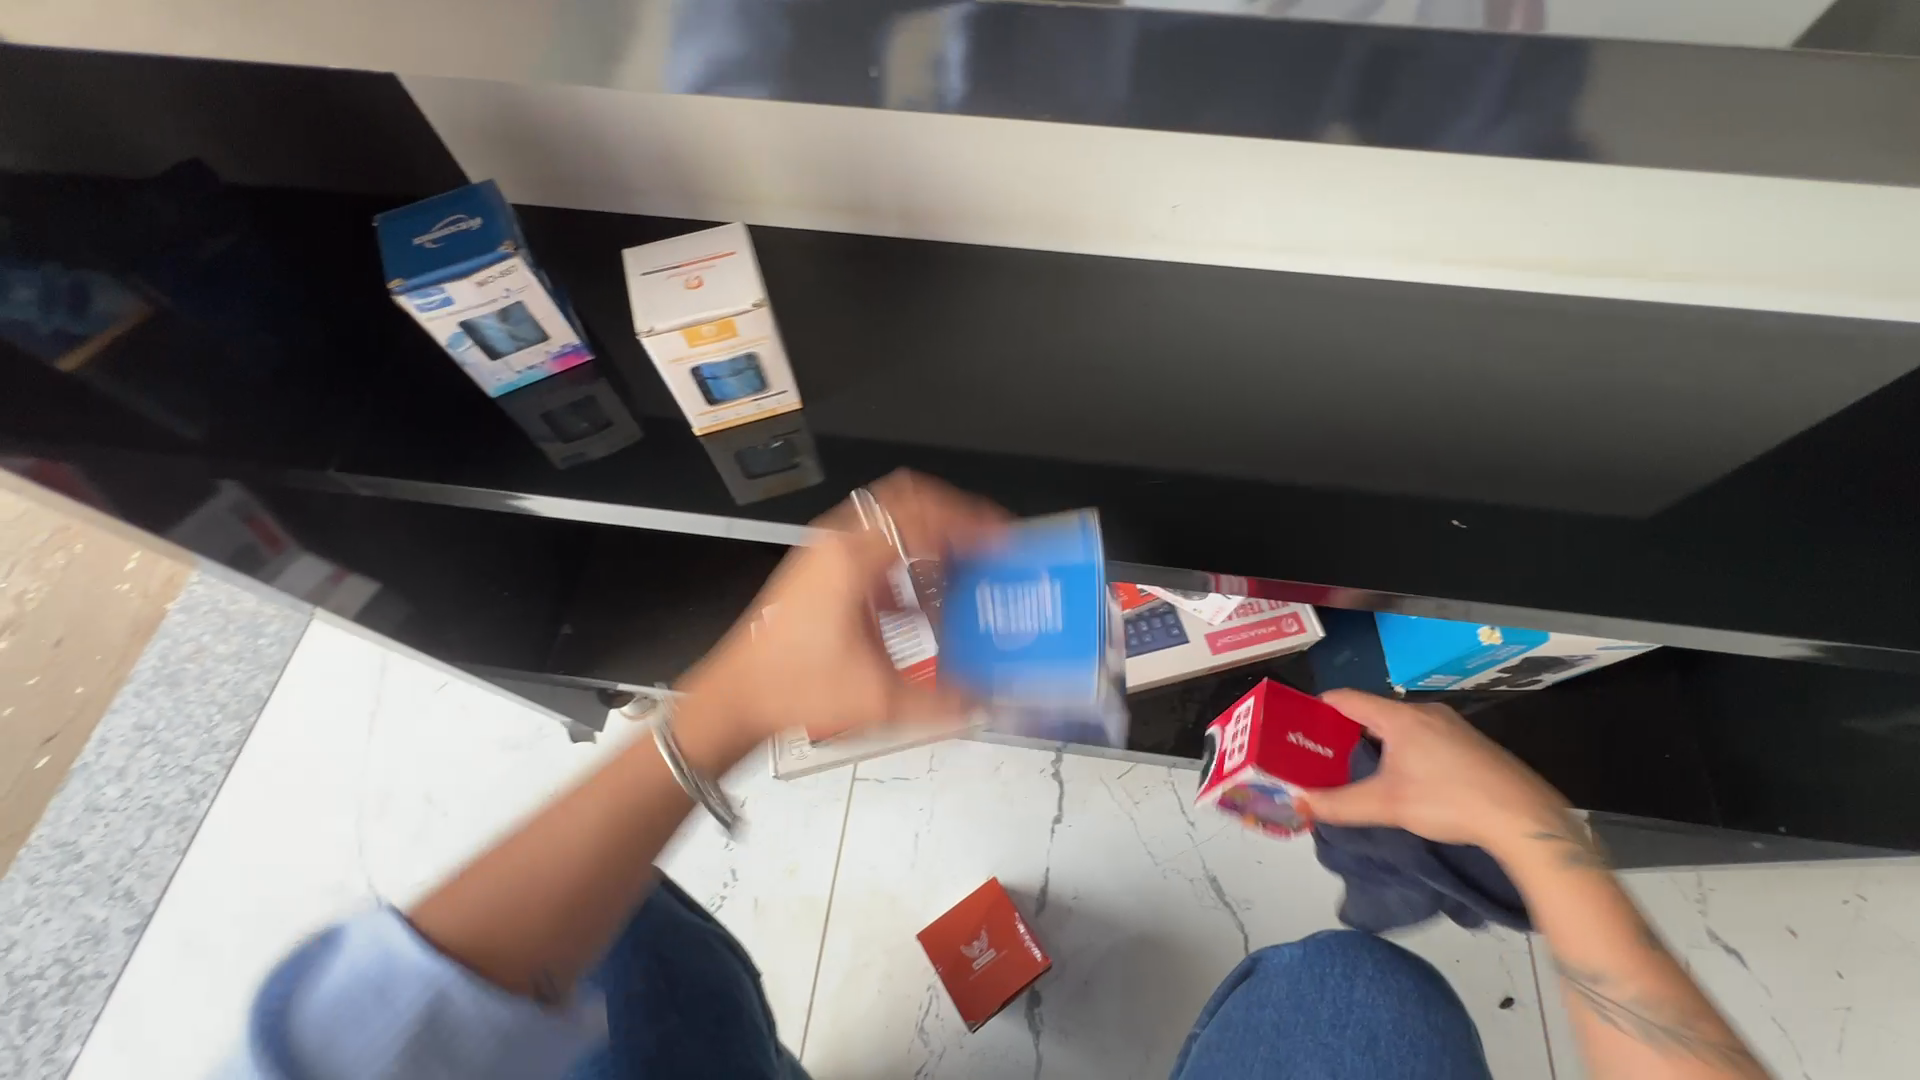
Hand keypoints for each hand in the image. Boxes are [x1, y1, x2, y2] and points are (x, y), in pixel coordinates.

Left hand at [677, 470, 1007, 749]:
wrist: (736, 698)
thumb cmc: (785, 686)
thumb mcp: (877, 698)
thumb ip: (941, 702)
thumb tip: (983, 699)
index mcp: (852, 562)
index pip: (922, 513)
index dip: (969, 521)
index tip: (997, 537)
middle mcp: (837, 547)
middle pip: (906, 499)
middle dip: (952, 515)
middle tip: (982, 539)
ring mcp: (825, 554)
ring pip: (888, 516)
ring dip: (928, 532)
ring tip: (959, 560)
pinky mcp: (821, 570)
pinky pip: (872, 542)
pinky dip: (905, 555)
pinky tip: (918, 596)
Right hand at [1298, 690, 1571, 853]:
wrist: (1526, 820)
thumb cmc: (1449, 801)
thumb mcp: (1387, 805)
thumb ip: (1339, 804)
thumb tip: (1300, 804)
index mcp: (1400, 717)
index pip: (1346, 699)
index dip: (1319, 708)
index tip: (1300, 725)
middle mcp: (1425, 713)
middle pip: (1374, 713)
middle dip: (1346, 731)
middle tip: (1326, 753)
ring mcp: (1453, 727)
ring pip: (1402, 727)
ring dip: (1378, 742)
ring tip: (1362, 767)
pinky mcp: (1473, 745)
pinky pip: (1426, 738)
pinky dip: (1407, 750)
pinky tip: (1408, 778)